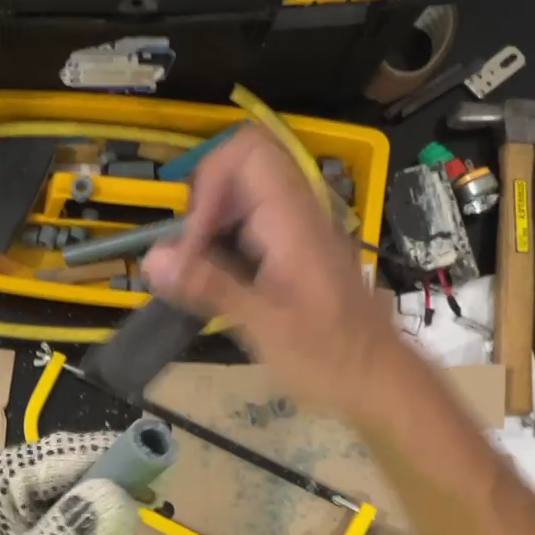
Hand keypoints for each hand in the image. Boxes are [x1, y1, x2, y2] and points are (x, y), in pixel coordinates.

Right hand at [141, 126, 402, 423]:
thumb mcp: (261, 325)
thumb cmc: (329, 358)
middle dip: (204, 207)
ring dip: (211, 229)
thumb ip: (208, 287)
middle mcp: (299, 216)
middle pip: (242, 170)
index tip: (192, 242)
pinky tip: (218, 287)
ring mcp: (300, 234)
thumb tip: (153, 259)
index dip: (208, 185)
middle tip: (190, 258)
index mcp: (293, 221)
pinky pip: (255, 228)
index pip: (246, 154)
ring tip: (197, 275)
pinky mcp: (297, 256)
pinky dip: (227, 247)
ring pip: (246, 200)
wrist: (380, 380)